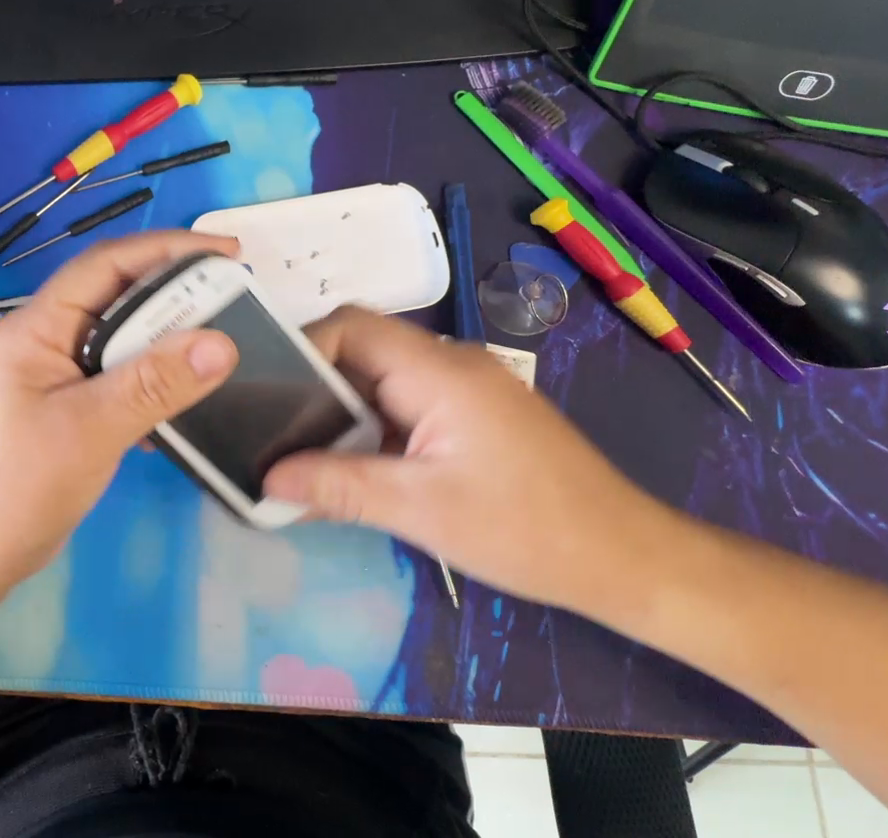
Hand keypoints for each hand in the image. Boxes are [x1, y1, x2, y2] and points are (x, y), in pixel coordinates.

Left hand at [0, 231, 240, 594]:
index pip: (106, 264)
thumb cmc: (21, 484)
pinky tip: (187, 398)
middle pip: (119, 296)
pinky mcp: (72, 407)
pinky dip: (157, 379)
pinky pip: (122, 375)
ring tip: (222, 342)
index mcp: (39, 326)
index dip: (167, 249)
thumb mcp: (91, 428)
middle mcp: (48, 339)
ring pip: (124, 338)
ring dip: (170, 337)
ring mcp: (59, 374)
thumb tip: (221, 343)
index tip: (227, 253)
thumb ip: (154, 383)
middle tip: (237, 296)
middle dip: (176, 291)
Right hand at [263, 306, 679, 611]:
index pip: (349, 326)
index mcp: (438, 371)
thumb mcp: (420, 510)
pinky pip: (400, 404)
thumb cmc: (526, 529)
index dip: (299, 347)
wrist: (626, 561)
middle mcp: (449, 365)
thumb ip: (337, 486)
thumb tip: (266, 477)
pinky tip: (342, 464)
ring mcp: (462, 390)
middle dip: (308, 383)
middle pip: (359, 349)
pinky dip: (365, 428)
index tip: (261, 392)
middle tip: (265, 425)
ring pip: (377, 379)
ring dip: (336, 410)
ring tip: (293, 448)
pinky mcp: (468, 416)